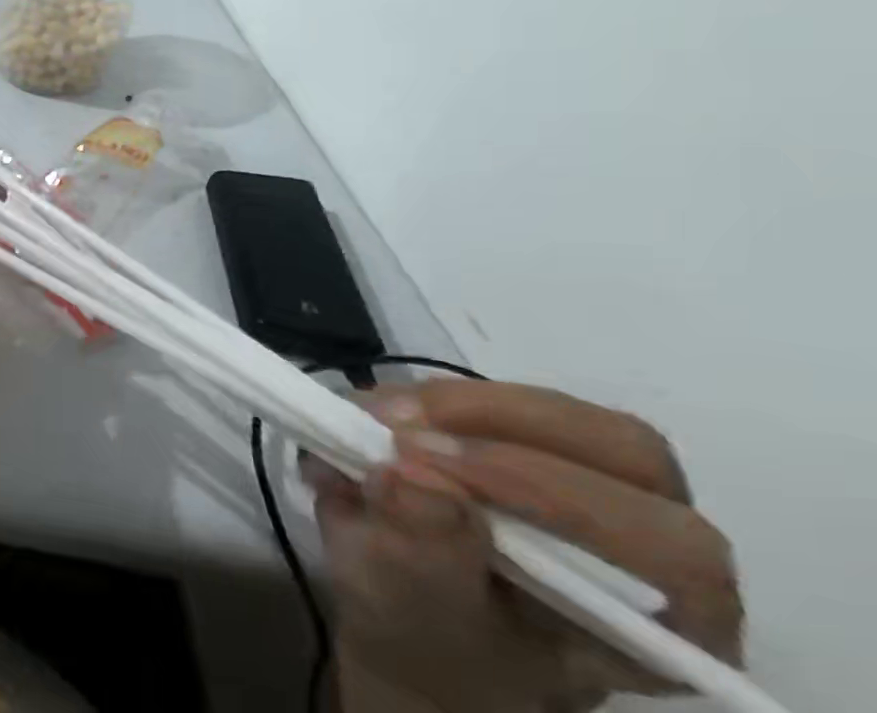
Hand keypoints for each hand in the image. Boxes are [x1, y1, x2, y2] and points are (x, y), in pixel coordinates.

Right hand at [307, 380, 742, 712]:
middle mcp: (655, 540)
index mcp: (669, 622)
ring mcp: (597, 478)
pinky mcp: (531, 439)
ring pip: (556, 412)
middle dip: (495, 424)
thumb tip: (405, 477)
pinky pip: (498, 399)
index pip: (661, 545)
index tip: (419, 465)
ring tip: (369, 416)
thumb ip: (419, 560)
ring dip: (452, 403)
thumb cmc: (425, 640)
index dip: (549, 491)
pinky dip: (427, 399)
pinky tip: (377, 413)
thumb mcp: (409, 615)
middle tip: (392, 426)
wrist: (404, 614)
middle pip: (619, 451)